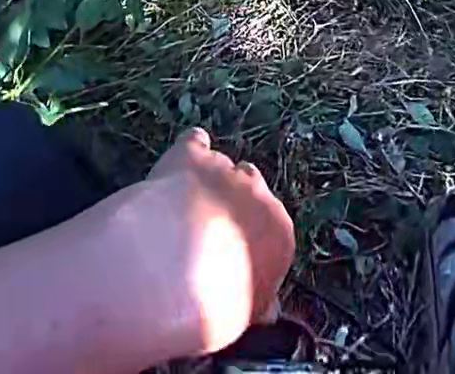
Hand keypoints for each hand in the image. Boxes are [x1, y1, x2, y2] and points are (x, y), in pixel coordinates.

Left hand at [98, 128, 295, 355]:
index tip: (235, 248)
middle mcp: (257, 193)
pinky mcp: (191, 155)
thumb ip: (260, 296)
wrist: (174, 271)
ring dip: (207, 178)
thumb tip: (268, 306)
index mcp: (279, 230)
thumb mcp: (248, 313)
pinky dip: (190, 147)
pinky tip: (180, 159)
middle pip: (251, 183)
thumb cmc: (214, 302)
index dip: (251, 233)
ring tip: (184, 204)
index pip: (273, 224)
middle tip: (208, 225)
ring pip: (221, 164)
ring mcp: (223, 170)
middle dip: (232, 199)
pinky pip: (195, 140)